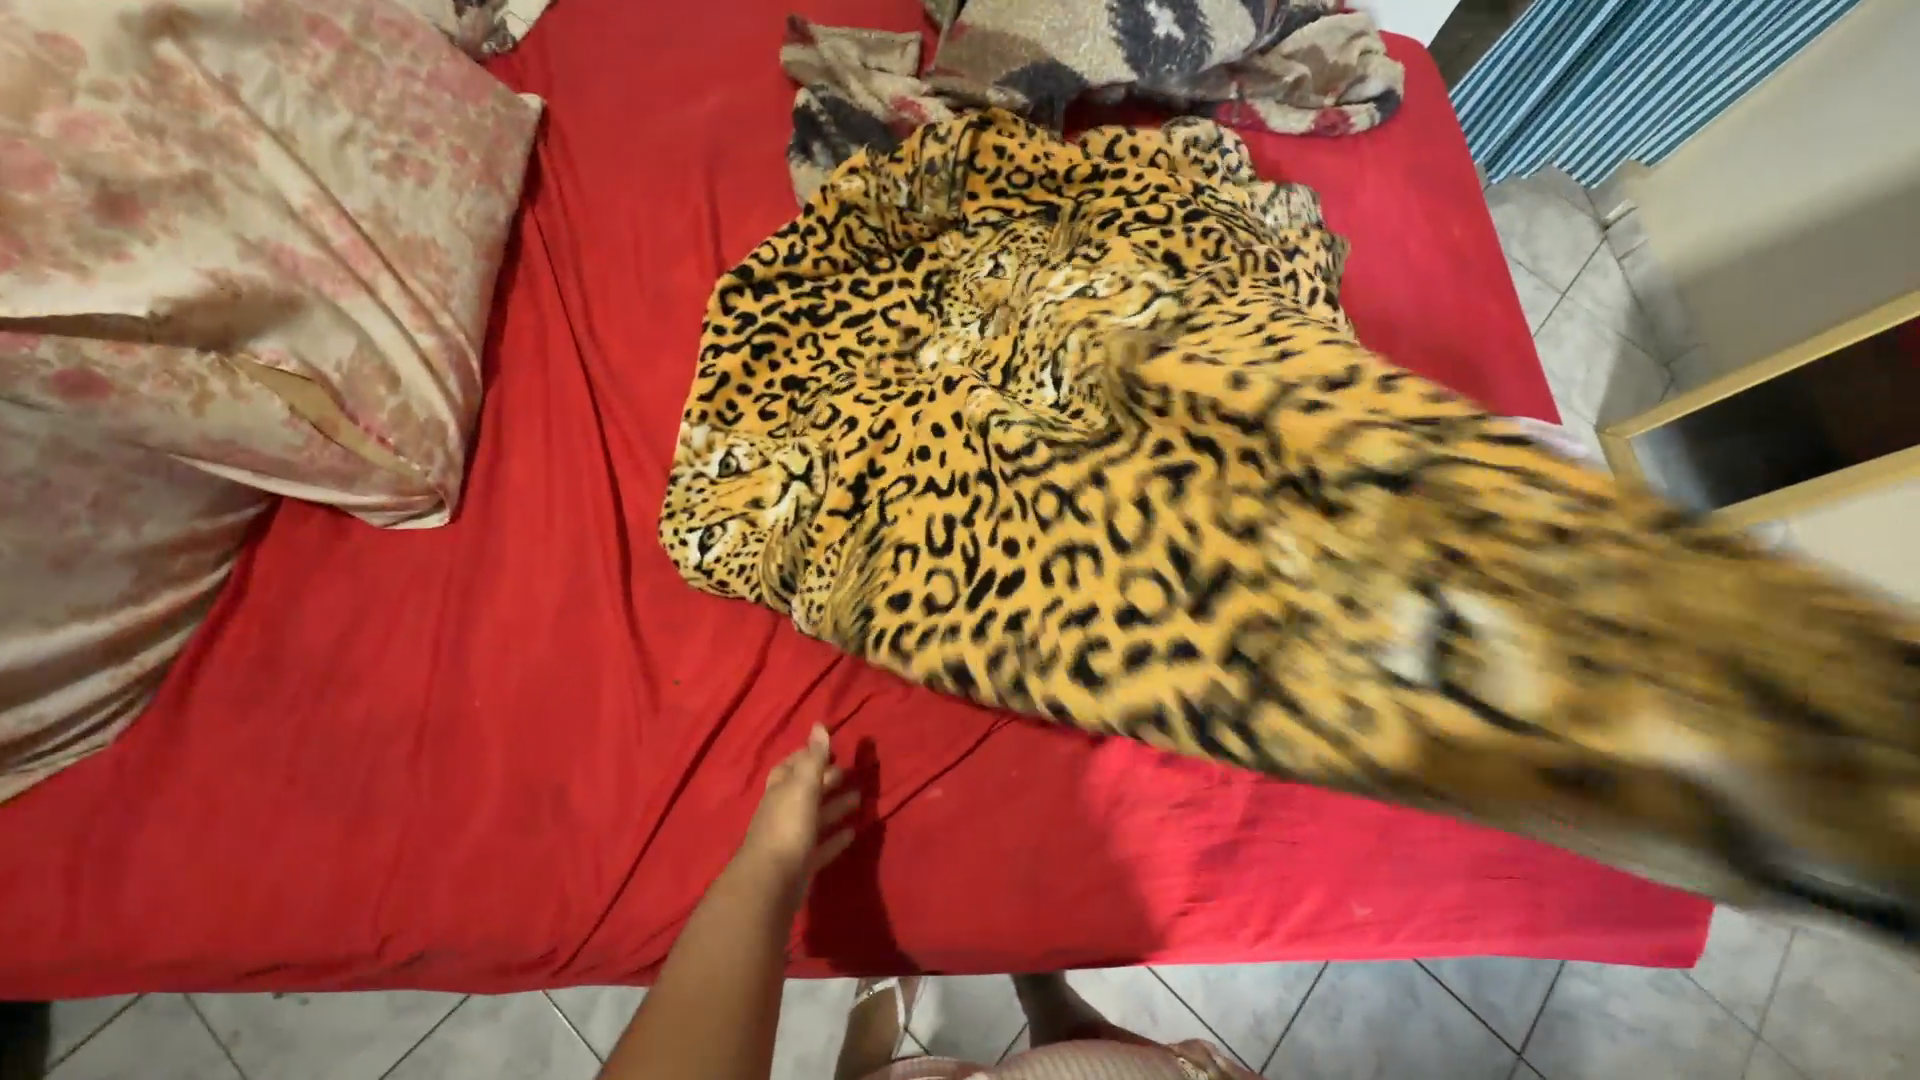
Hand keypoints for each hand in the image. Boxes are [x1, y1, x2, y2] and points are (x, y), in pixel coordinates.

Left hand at [735, 724, 859, 894]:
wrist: (771, 883)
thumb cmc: (787, 827)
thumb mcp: (802, 787)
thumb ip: (813, 759)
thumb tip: (819, 725)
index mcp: (780, 790)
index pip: (791, 766)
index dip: (808, 756)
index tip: (830, 749)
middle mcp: (784, 811)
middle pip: (806, 791)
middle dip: (826, 780)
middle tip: (851, 773)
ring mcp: (792, 839)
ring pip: (816, 817)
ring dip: (836, 807)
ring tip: (860, 798)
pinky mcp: (802, 863)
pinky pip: (822, 846)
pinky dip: (836, 837)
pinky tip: (853, 832)